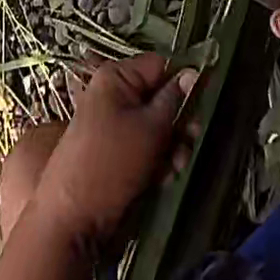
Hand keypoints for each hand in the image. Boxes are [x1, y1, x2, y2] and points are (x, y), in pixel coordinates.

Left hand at [33, 54, 196, 240]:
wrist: (75, 214)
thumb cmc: (112, 161)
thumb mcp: (150, 128)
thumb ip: (173, 99)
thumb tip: (193, 72)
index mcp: (115, 77)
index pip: (159, 65)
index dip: (183, 81)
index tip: (204, 103)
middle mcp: (114, 94)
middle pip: (161, 98)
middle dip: (179, 123)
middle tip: (191, 141)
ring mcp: (115, 123)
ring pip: (158, 126)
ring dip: (172, 148)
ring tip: (173, 168)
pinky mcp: (118, 150)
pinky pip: (147, 147)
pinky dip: (159, 161)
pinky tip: (162, 179)